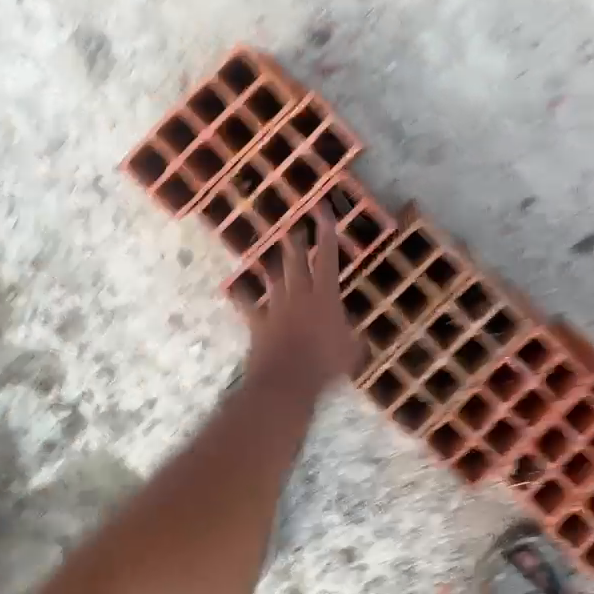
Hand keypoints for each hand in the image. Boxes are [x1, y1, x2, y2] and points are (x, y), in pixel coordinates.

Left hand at [245, 205, 365, 394]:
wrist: (286, 380)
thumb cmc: (324, 365)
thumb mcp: (351, 354)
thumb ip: (353, 341)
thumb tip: (358, 338)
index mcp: (325, 298)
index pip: (327, 260)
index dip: (327, 236)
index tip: (325, 213)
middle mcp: (299, 297)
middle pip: (296, 263)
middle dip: (297, 243)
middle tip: (295, 226)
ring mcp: (276, 310)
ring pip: (275, 281)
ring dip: (275, 267)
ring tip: (273, 254)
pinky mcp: (259, 325)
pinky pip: (250, 308)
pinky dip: (244, 299)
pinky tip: (236, 291)